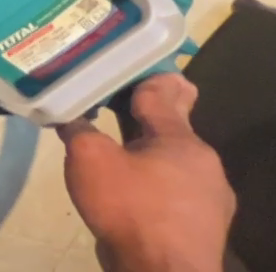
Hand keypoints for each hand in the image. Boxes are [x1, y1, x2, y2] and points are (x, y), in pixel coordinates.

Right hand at [60, 75, 234, 271]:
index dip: (147, 75)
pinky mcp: (194, 220)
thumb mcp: (90, 154)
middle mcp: (204, 166)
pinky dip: (141, 166)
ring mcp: (205, 197)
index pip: (162, 96)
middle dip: (138, 108)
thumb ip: (80, 125)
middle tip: (105, 89)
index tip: (137, 55)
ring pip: (165, 154)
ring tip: (103, 128)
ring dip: (137, 140)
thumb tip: (70, 112)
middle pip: (166, 126)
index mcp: (185, 144)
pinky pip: (164, 179)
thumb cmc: (128, 204)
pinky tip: (117, 168)